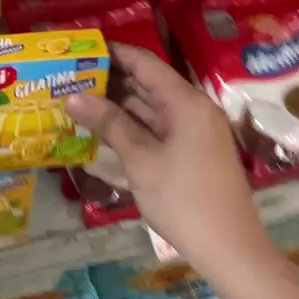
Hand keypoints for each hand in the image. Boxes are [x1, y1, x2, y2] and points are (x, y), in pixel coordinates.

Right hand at [65, 43, 278, 267]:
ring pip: (151, 107)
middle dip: (110, 79)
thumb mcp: (140, 160)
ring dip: (118, 103)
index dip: (113, 53)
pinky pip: (157, 127)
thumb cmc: (183, 199)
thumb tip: (73, 97)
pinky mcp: (192, 152)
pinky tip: (103, 127)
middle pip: (148, 83)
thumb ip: (109, 124)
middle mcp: (193, 109)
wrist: (229, 247)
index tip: (79, 50)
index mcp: (186, 102)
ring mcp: (194, 131)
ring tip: (77, 97)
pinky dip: (131, 125)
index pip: (145, 63)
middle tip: (69, 77)